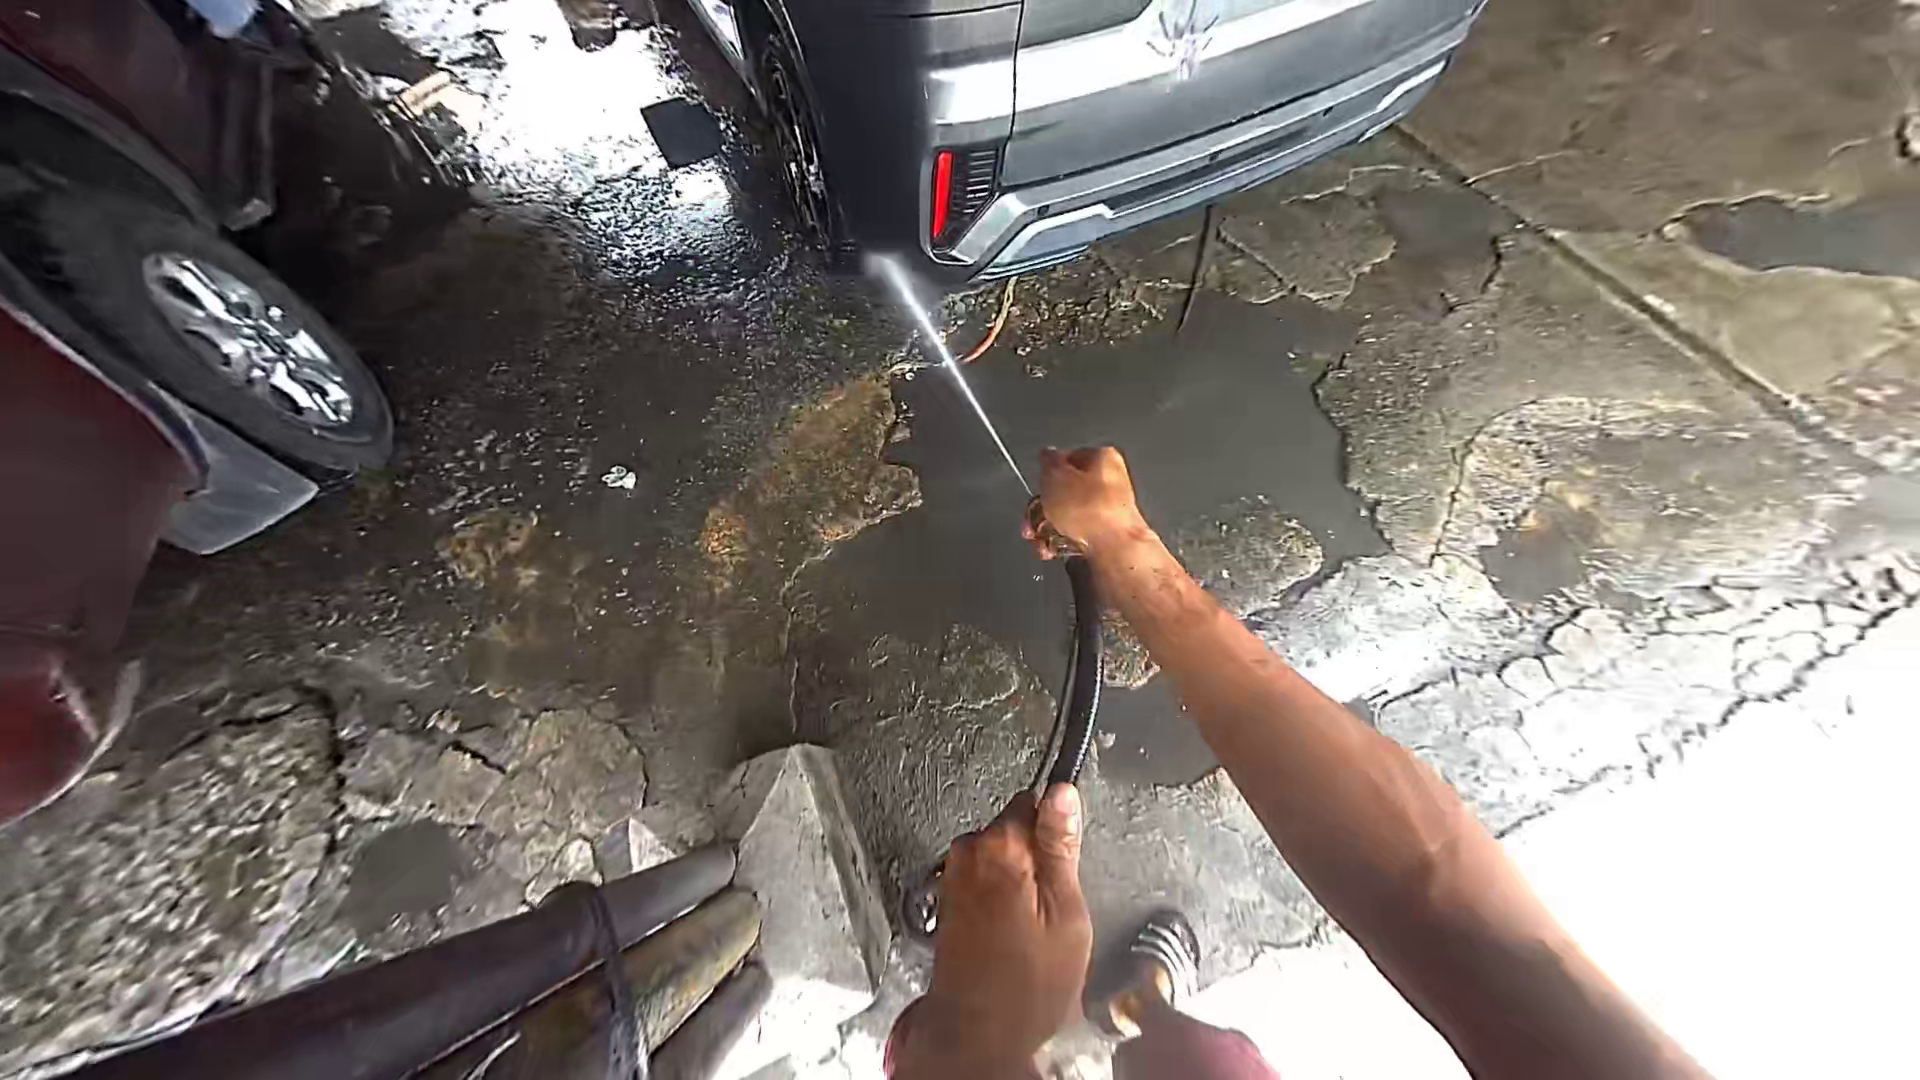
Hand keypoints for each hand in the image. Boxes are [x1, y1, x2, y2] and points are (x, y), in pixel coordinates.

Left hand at [893, 785, 1091, 1078]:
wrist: (976, 1032)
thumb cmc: (1025, 984)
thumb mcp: (1065, 913)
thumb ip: (1062, 845)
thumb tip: (1064, 792)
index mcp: (1001, 845)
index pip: (1035, 801)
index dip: (1054, 832)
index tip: (1061, 862)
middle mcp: (970, 848)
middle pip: (1016, 827)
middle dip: (1035, 856)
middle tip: (1048, 904)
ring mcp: (954, 870)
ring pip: (1001, 851)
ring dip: (1016, 876)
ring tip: (1026, 923)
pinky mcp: (948, 891)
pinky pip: (984, 873)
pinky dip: (998, 891)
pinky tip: (1007, 928)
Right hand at [1024, 447, 1152, 559]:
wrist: (1113, 548)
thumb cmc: (1089, 508)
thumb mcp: (1055, 475)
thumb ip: (1048, 461)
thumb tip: (1047, 455)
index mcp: (1102, 458)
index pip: (1067, 459)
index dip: (1047, 474)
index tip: (1037, 487)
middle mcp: (1110, 482)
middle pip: (1065, 491)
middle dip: (1042, 508)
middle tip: (1033, 518)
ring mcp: (1109, 511)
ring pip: (1067, 516)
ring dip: (1047, 528)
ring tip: (1039, 539)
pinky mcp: (1106, 536)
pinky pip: (1075, 535)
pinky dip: (1060, 542)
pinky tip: (1052, 549)